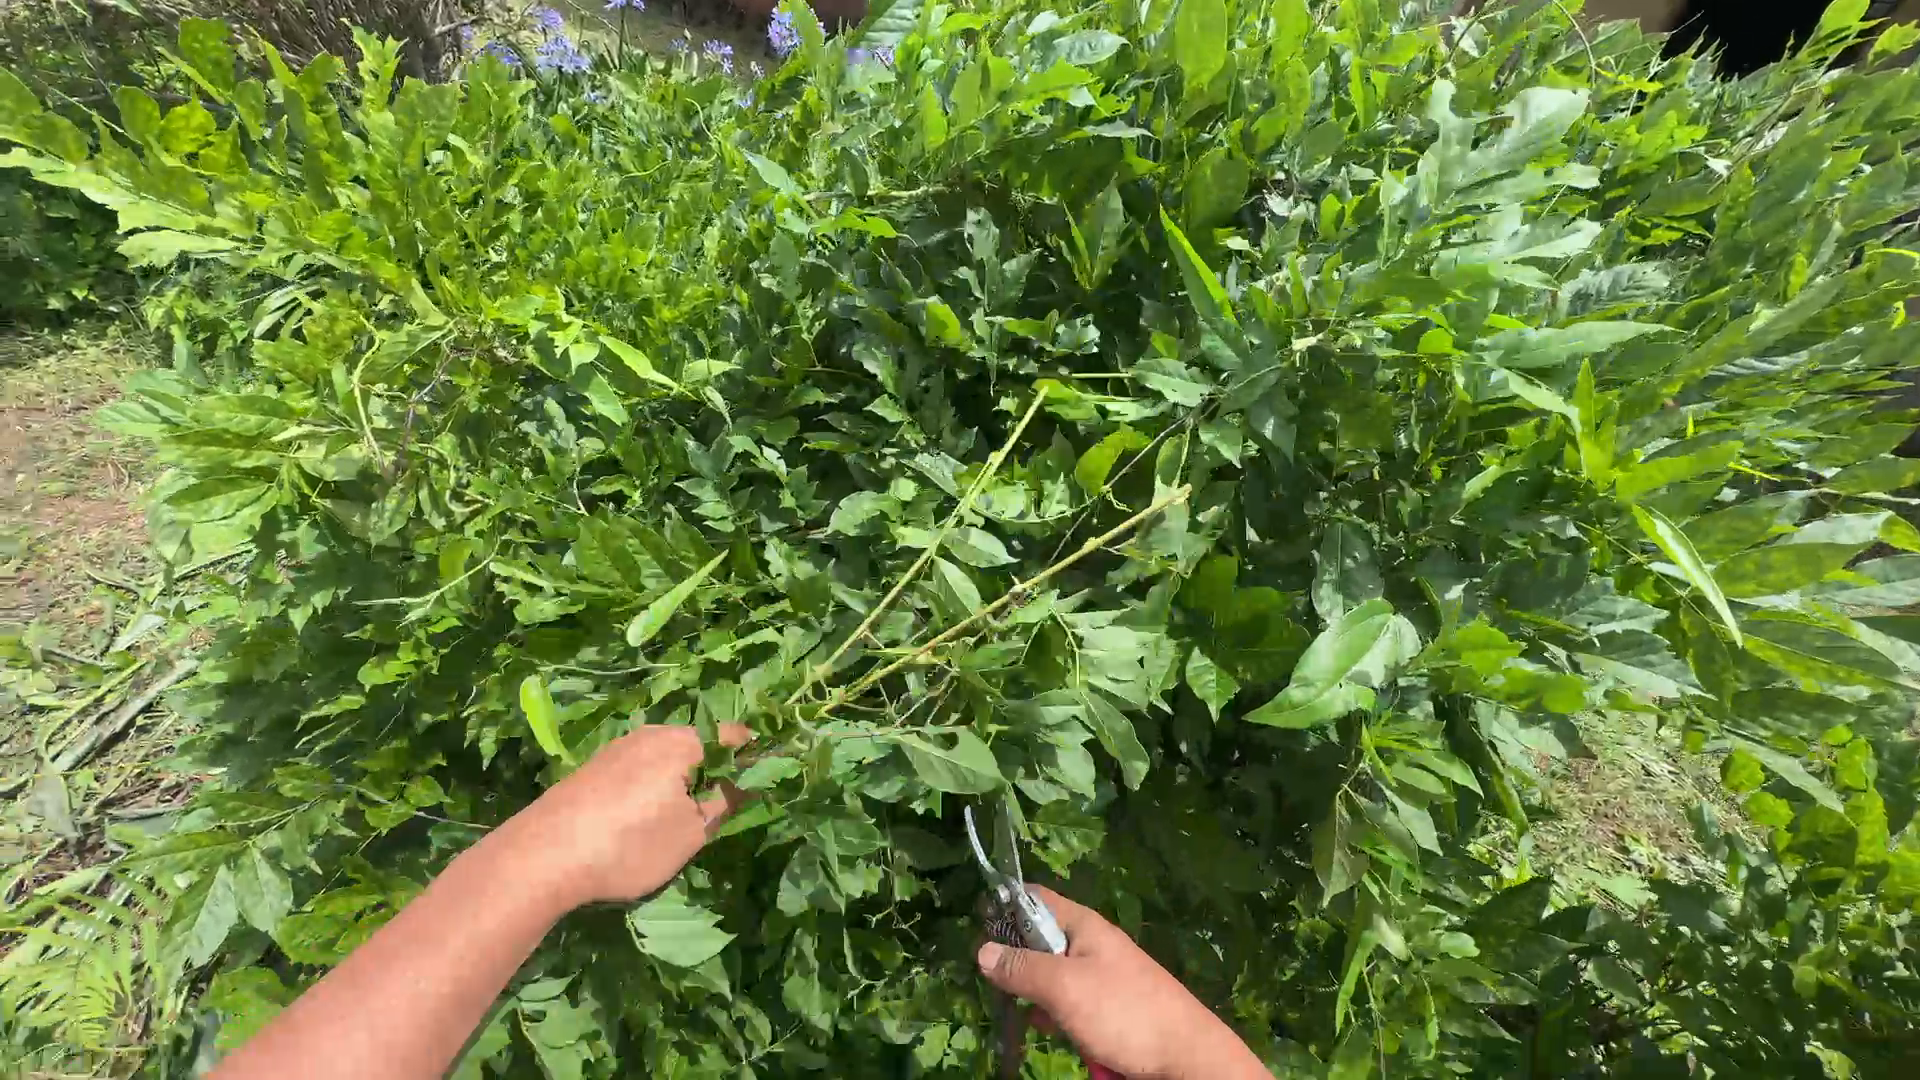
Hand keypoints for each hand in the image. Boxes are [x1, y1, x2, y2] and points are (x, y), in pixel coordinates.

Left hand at [492, 723, 752, 911]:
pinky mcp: (594, 767)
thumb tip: (752, 780)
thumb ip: (727, 801)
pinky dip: (653, 785)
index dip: (753, 755)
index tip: (764, 778)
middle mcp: (653, 734)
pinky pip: (640, 767)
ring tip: (682, 816)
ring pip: (667, 756)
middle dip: (716, 769)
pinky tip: (642, 817)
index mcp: (683, 742)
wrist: (539, 859)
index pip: (734, 736)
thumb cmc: (630, 843)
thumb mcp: (692, 832)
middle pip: (700, 744)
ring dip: (682, 778)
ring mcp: (619, 748)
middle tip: (721, 806)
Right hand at [976, 886, 1266, 1079]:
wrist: (1186, 1058)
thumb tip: (982, 950)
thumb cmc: (1123, 1010)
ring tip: (1017, 1007)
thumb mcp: (1064, 987)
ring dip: (1034, 991)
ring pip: (1052, 974)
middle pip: (1040, 938)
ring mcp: (1100, 976)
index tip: (981, 926)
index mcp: (1082, 924)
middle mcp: (1089, 943)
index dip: (1006, 904)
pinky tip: (1045, 1028)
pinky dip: (1054, 1013)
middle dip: (1017, 957)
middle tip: (995, 978)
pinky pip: (1068, 1002)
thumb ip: (1022, 968)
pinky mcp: (1107, 1008)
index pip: (1035, 897)